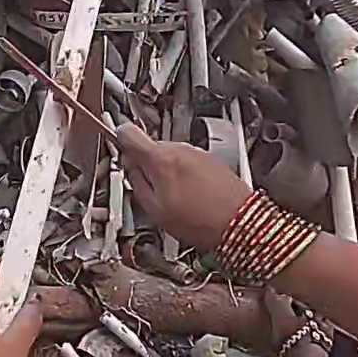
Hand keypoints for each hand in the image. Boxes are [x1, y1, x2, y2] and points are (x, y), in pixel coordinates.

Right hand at [116, 124, 251, 250]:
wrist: (239, 223)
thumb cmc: (200, 221)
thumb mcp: (154, 209)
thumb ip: (136, 183)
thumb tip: (129, 169)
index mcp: (159, 158)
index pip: (128, 133)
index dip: (119, 141)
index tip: (119, 150)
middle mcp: (179, 149)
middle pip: (150, 147)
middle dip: (146, 165)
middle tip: (150, 191)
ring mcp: (196, 152)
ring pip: (169, 155)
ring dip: (166, 172)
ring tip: (174, 199)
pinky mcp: (210, 159)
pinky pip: (186, 162)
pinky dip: (183, 175)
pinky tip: (190, 197)